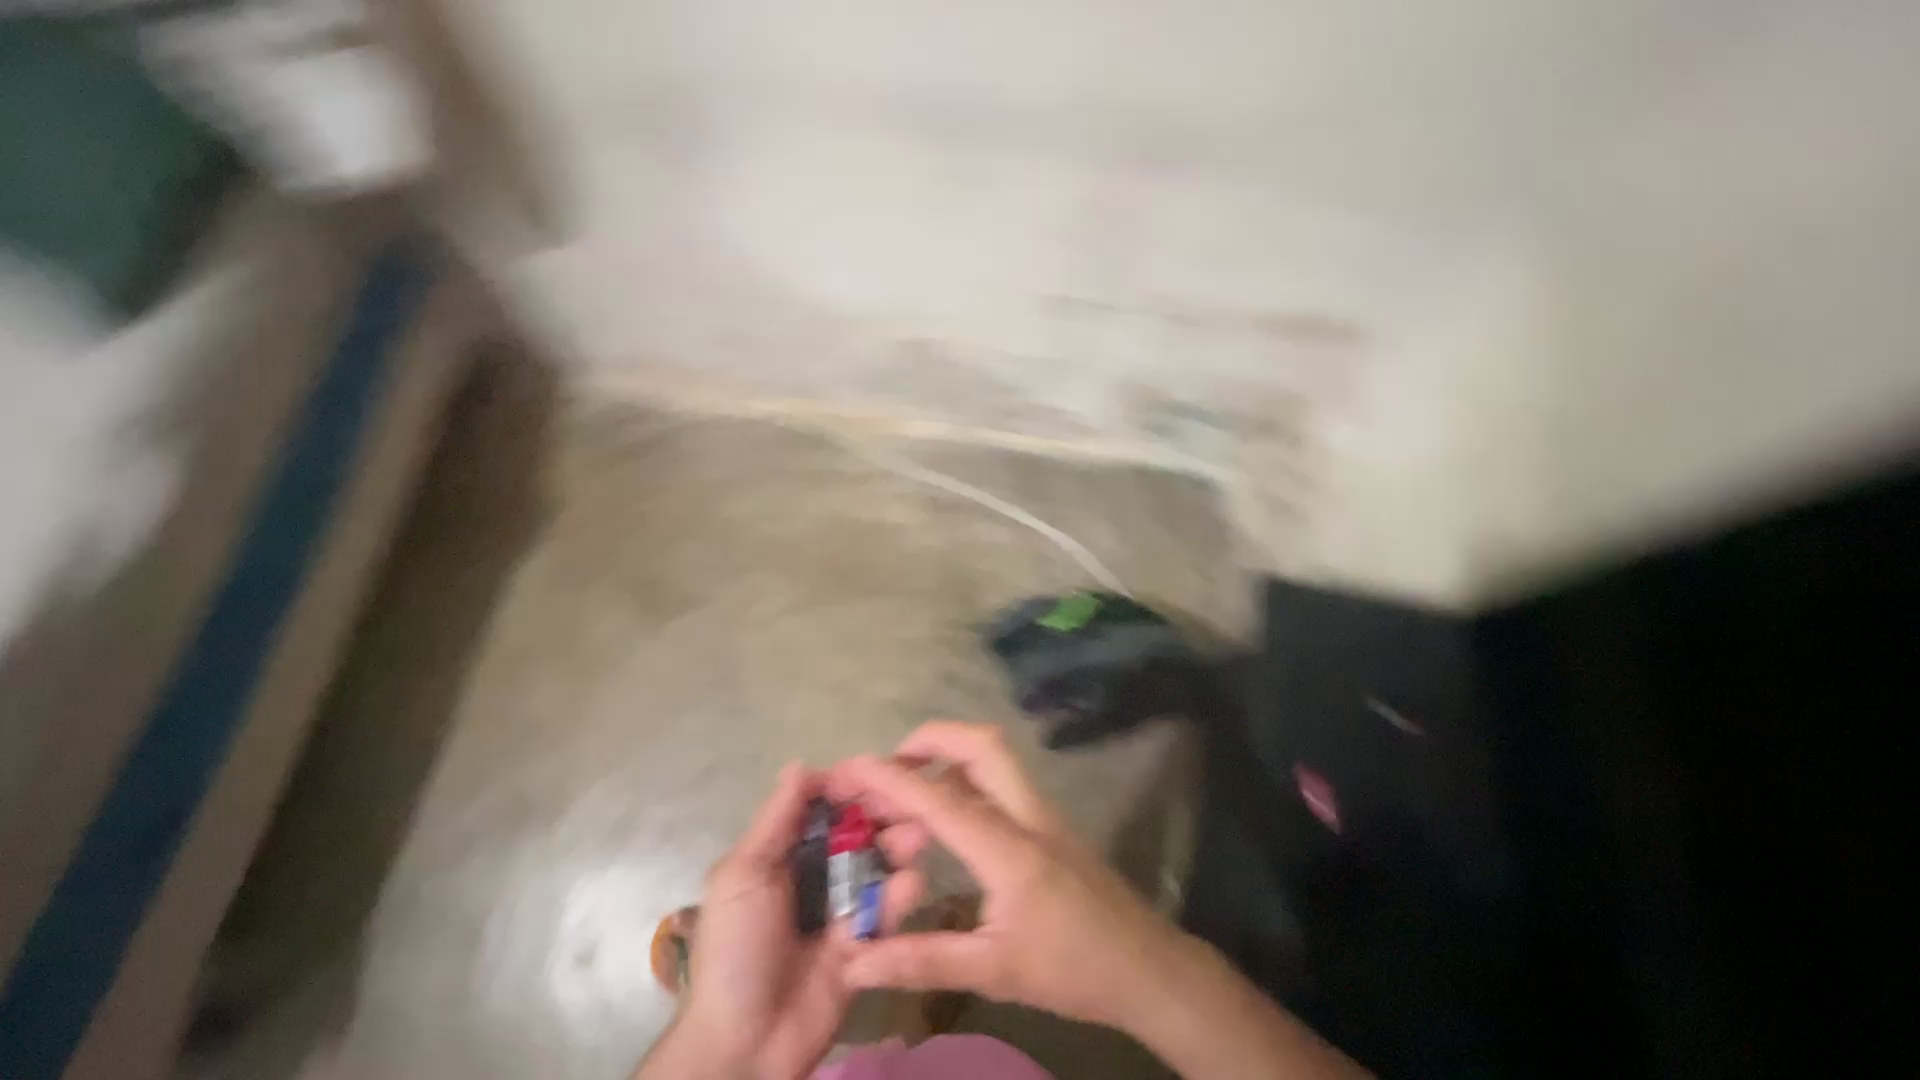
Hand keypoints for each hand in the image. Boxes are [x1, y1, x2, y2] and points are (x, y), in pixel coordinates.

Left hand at [643, 764, 923, 1079]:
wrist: (745, 1041)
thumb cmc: (736, 949)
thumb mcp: (743, 876)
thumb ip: (775, 821)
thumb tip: (802, 765)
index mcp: (783, 854)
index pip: (824, 807)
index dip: (851, 787)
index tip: (880, 769)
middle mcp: (817, 874)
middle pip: (858, 832)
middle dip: (884, 813)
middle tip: (912, 800)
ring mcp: (844, 909)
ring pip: (879, 867)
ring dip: (899, 846)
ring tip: (918, 835)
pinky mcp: (867, 944)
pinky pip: (888, 912)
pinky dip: (902, 895)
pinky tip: (912, 881)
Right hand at [827, 723, 1189, 1031]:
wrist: (1150, 969)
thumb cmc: (1074, 971)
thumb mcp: (994, 972)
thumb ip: (922, 961)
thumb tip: (856, 961)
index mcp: (1010, 849)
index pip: (941, 799)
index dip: (891, 779)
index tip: (851, 768)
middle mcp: (1029, 817)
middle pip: (983, 745)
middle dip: (932, 738)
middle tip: (890, 764)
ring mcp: (1047, 816)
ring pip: (998, 759)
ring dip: (951, 757)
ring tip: (910, 789)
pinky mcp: (1054, 827)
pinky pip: (1006, 783)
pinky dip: (970, 780)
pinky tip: (951, 819)